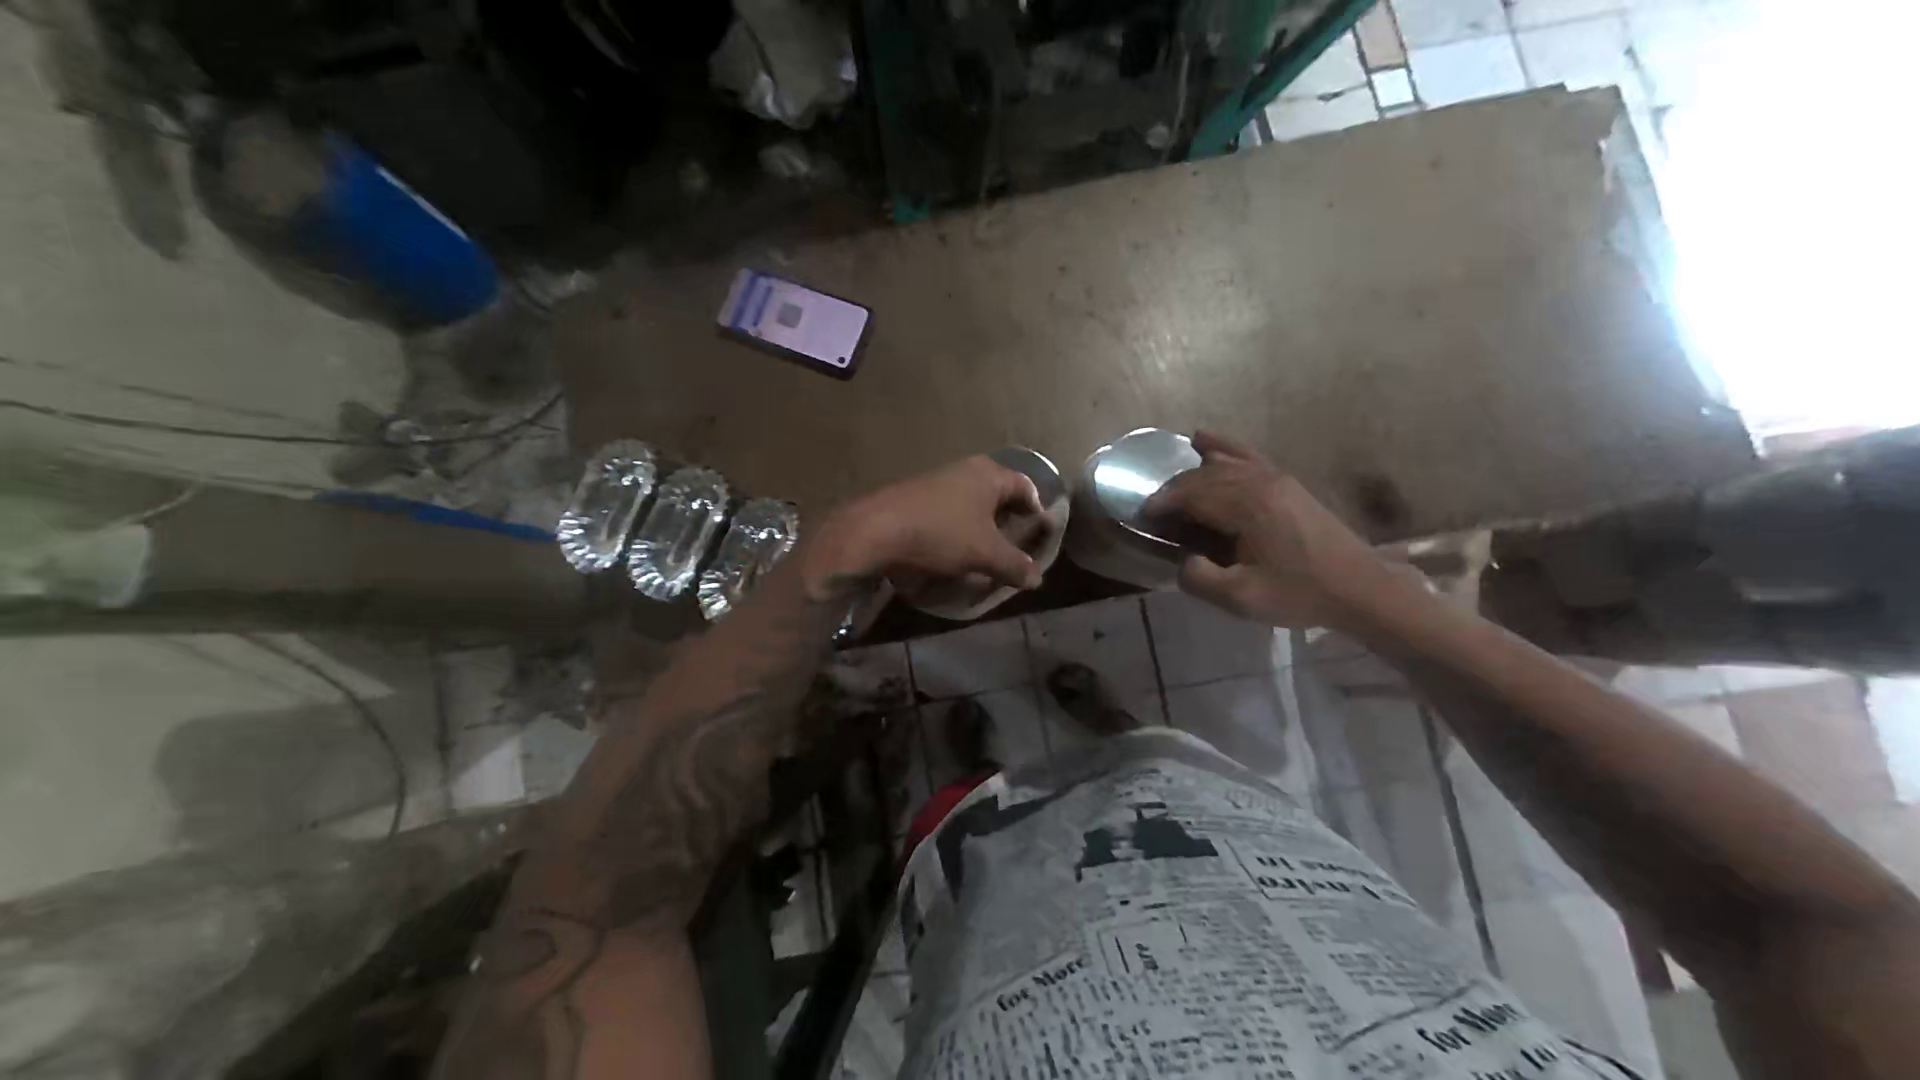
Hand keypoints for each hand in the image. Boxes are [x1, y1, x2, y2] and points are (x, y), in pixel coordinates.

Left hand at [806, 457, 1045, 596]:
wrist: (873, 532)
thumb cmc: (940, 534)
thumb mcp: (984, 554)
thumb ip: (1014, 565)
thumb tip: (1036, 578)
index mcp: (988, 474)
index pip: (1025, 486)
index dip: (1037, 510)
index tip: (1039, 535)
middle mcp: (964, 470)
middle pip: (998, 493)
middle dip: (1008, 521)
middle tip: (1014, 547)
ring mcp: (936, 481)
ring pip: (971, 503)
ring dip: (981, 527)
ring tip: (984, 554)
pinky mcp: (914, 497)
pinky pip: (947, 512)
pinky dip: (957, 529)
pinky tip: (952, 552)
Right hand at [1142, 431, 1404, 629]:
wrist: (1360, 589)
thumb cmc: (1300, 594)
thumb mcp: (1242, 599)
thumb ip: (1200, 579)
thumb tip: (1184, 561)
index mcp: (1248, 506)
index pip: (1191, 494)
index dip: (1162, 503)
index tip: (1143, 517)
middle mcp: (1260, 482)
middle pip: (1204, 476)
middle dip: (1174, 490)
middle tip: (1155, 511)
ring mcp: (1276, 478)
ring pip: (1223, 462)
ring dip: (1193, 472)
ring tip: (1173, 487)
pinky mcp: (1288, 483)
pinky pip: (1247, 456)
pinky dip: (1223, 447)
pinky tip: (1206, 440)